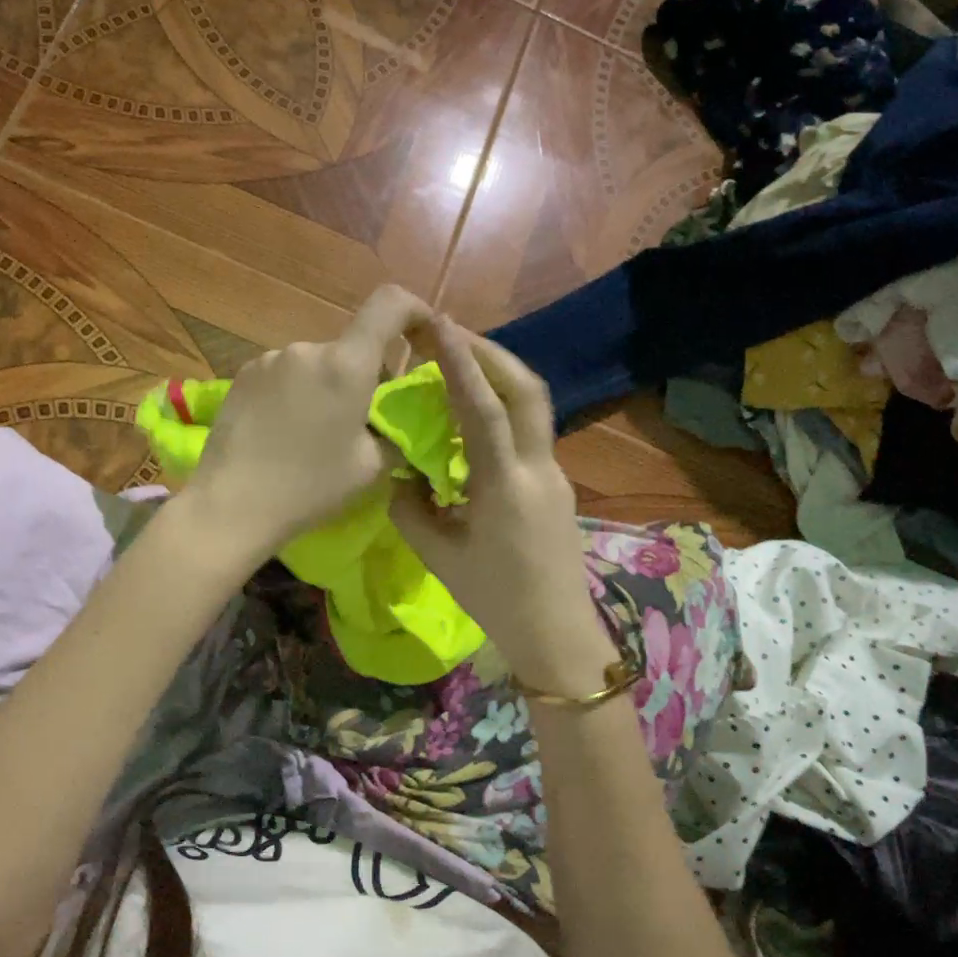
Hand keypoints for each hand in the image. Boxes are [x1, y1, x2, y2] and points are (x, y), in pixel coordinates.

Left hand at [180, 285, 430, 557]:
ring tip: (314, 435)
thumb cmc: (309, 488)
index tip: (423, 337)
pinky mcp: (242, 376)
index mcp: (347, 364)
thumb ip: (393, 430)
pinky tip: (282, 434)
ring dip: (325, 387)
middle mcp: (307, 349)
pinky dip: (295, 395)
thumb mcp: (370, 467)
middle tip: (360, 422)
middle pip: (350, 348)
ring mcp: (270, 360)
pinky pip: (284, 376)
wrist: (232, 505)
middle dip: (363, 376)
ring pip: (315, 365)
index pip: (390, 304)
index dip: (414, 311)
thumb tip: (396, 420)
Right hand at [390, 317, 619, 695]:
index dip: (460, 362)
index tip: (439, 325)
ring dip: (500, 376)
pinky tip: (475, 420)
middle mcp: (537, 468)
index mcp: (505, 485)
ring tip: (460, 365)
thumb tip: (401, 473)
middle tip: (451, 334)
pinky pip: (530, 432)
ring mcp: (554, 475)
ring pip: (534, 407)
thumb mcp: (438, 555)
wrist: (554, 631)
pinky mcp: (556, 486)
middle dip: (490, 353)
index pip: (484, 408)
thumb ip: (411, 507)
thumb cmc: (492, 598)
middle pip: (527, 389)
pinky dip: (504, 409)